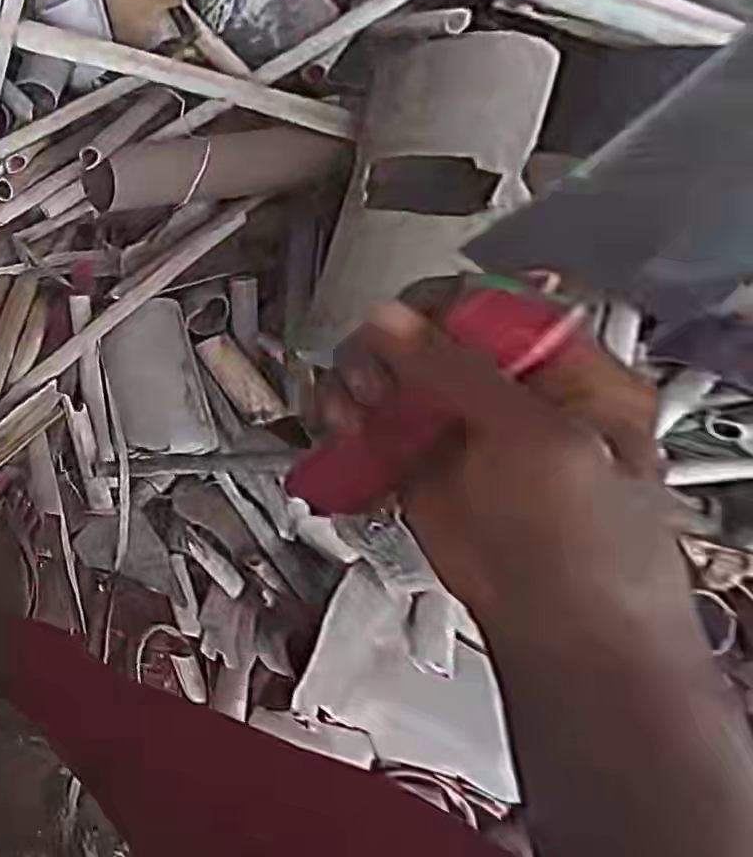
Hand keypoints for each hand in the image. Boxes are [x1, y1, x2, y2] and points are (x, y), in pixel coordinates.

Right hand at [321, 302, 682, 628]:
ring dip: (352, 389)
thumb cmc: (583, 540)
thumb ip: (457, 372)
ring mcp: (448, 420)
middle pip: (414, 336)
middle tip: (378, 388)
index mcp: (559, 375)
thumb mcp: (535, 440)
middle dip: (382, 357)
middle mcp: (497, 389)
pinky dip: (339, 419)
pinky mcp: (405, 448)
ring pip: (374, 372)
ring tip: (358, 419)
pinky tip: (349, 437)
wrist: (546, 615)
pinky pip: (355, 413)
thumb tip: (388, 319)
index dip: (437, 310)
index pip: (489, 307)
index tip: (402, 335)